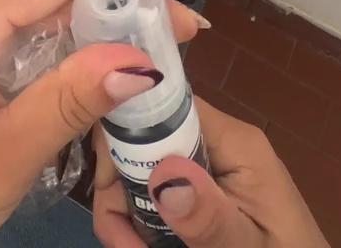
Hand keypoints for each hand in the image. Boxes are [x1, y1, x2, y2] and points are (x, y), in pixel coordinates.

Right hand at [93, 97, 329, 247]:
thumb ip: (210, 217)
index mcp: (235, 140)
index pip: (164, 107)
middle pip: (148, 140)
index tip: (104, 186)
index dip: (124, 138)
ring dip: (127, 207)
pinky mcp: (209, 187)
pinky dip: (144, 217)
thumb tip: (163, 171)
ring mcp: (214, 164)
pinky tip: (142, 244)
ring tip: (127, 246)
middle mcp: (221, 140)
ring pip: (148, 167)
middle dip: (121, 185)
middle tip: (117, 238)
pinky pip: (163, 188)